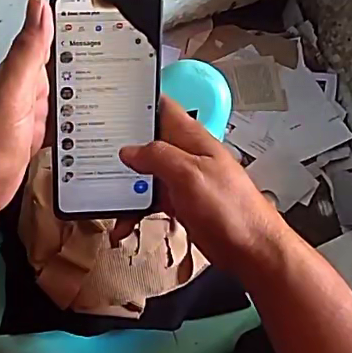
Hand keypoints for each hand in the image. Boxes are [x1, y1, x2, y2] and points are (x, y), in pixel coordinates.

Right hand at [119, 97, 292, 276]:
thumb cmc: (234, 210)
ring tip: (110, 199)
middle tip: (100, 158)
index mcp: (191, 138)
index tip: (113, 105)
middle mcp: (185, 155)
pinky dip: (134, 211)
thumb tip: (130, 150)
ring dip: (124, 186)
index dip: (138, 101)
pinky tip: (125, 223)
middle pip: (145, 142)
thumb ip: (158, 156)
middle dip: (122, 150)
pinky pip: (148, 201)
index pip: (162, 106)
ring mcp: (181, 179)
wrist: (251, 251)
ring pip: (143, 174)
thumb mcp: (190, 175)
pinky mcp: (179, 202)